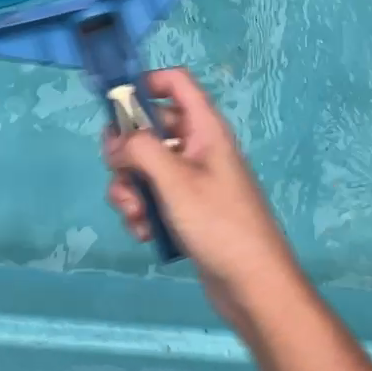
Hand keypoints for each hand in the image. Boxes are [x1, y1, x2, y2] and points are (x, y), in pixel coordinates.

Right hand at [102, 68, 308, 329]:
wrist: (255, 288)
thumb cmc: (219, 224)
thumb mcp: (175, 180)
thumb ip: (139, 149)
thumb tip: (116, 140)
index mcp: (204, 128)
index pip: (176, 82)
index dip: (147, 83)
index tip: (117, 104)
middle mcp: (198, 147)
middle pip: (150, 127)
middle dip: (127, 151)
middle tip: (118, 171)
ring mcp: (191, 179)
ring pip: (145, 165)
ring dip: (131, 187)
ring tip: (135, 214)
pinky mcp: (186, 209)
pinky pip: (152, 195)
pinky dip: (142, 210)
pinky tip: (144, 233)